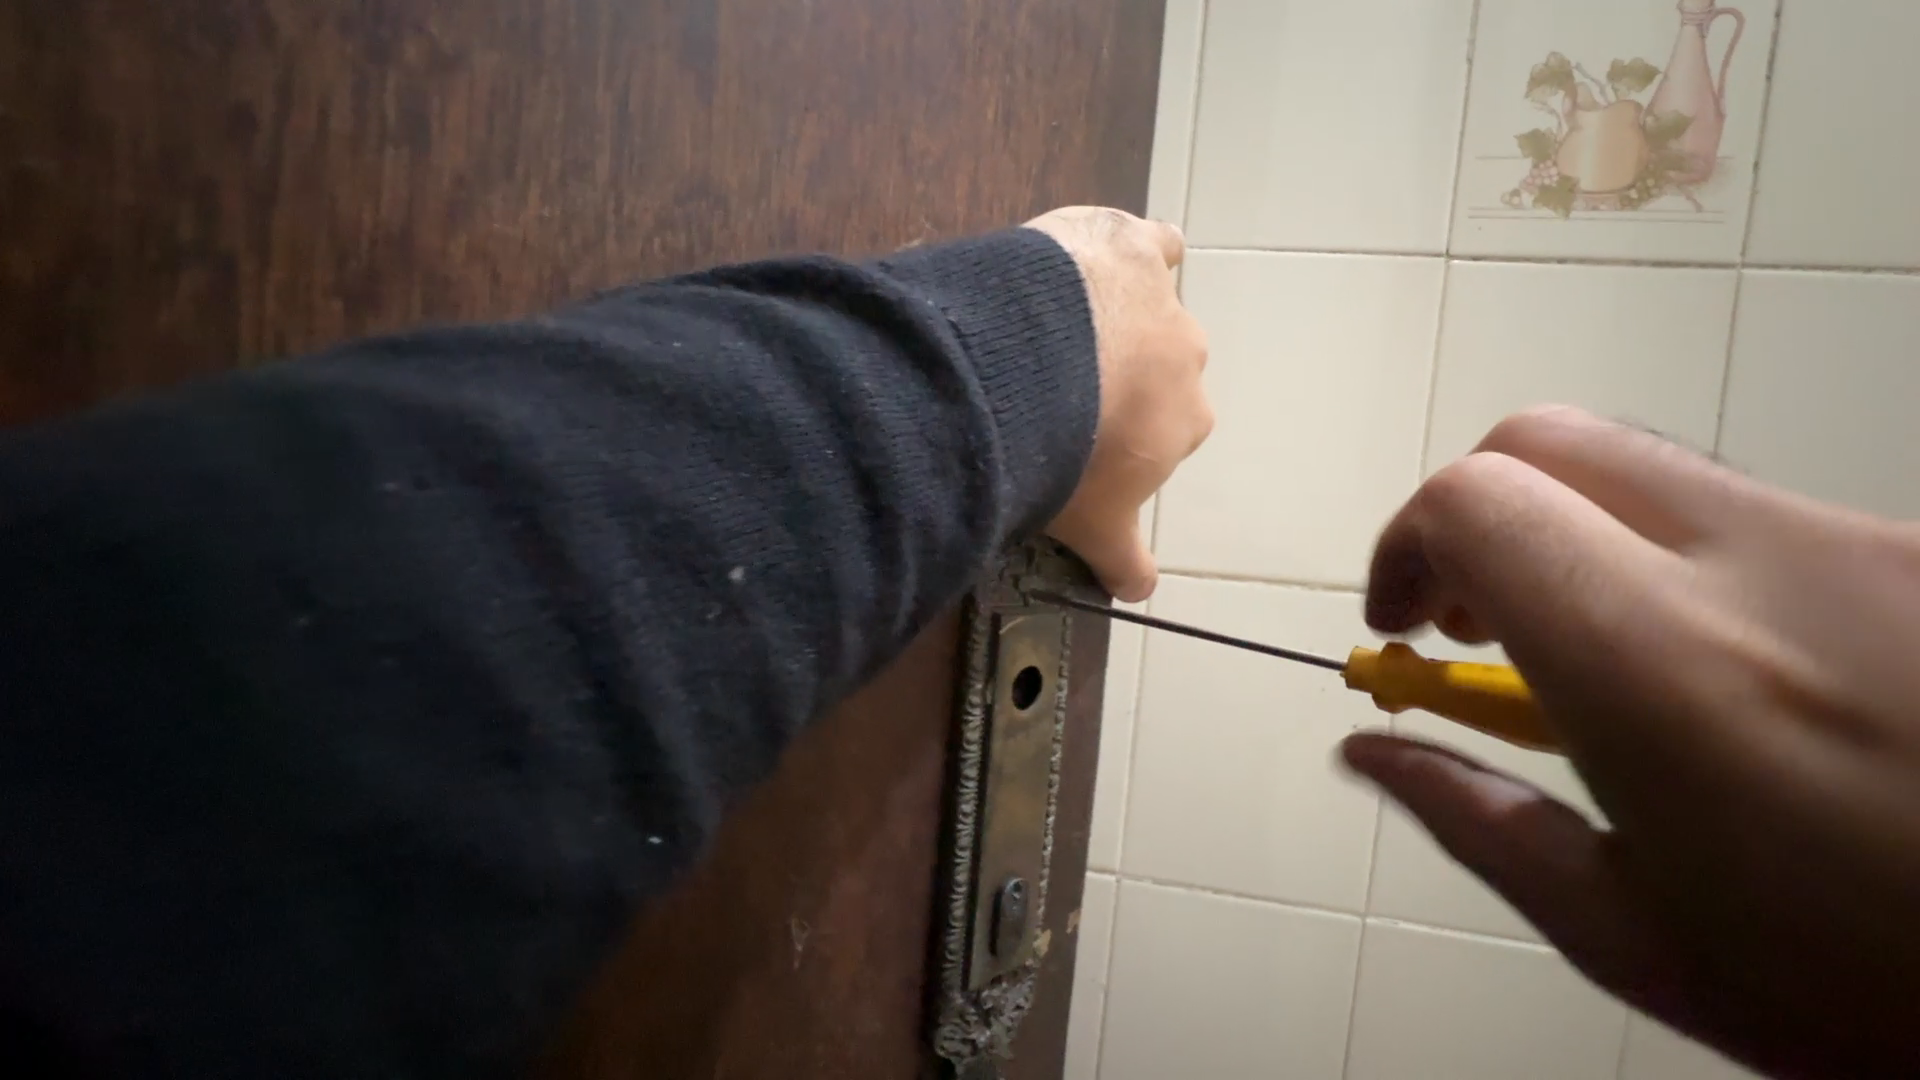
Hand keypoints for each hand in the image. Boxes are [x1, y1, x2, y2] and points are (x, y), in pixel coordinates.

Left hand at [1023, 206, 1210, 601]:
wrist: (1036, 377)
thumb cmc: (1070, 461)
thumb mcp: (1095, 525)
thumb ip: (1123, 560)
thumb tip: (1140, 595)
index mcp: (1186, 420)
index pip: (1163, 431)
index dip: (1123, 438)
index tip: (1084, 445)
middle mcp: (1188, 358)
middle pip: (1158, 371)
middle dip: (1120, 382)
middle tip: (1061, 394)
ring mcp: (1161, 298)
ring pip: (1156, 309)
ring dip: (1120, 323)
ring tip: (1065, 336)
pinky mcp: (1128, 245)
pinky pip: (1149, 242)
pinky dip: (1136, 249)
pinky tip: (1106, 256)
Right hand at [1339, 406, 1919, 1079]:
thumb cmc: (1881, 998)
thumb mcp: (1634, 934)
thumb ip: (1472, 818)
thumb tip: (1366, 753)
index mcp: (1670, 668)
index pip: (1476, 501)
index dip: (1403, 544)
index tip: (1400, 622)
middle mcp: (1774, 568)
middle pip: (1543, 443)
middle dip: (1465, 516)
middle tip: (1466, 618)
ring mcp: (1871, 543)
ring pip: (1638, 474)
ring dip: (1561, 539)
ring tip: (1577, 650)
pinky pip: (1736, 513)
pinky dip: (1659, 560)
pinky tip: (1699, 664)